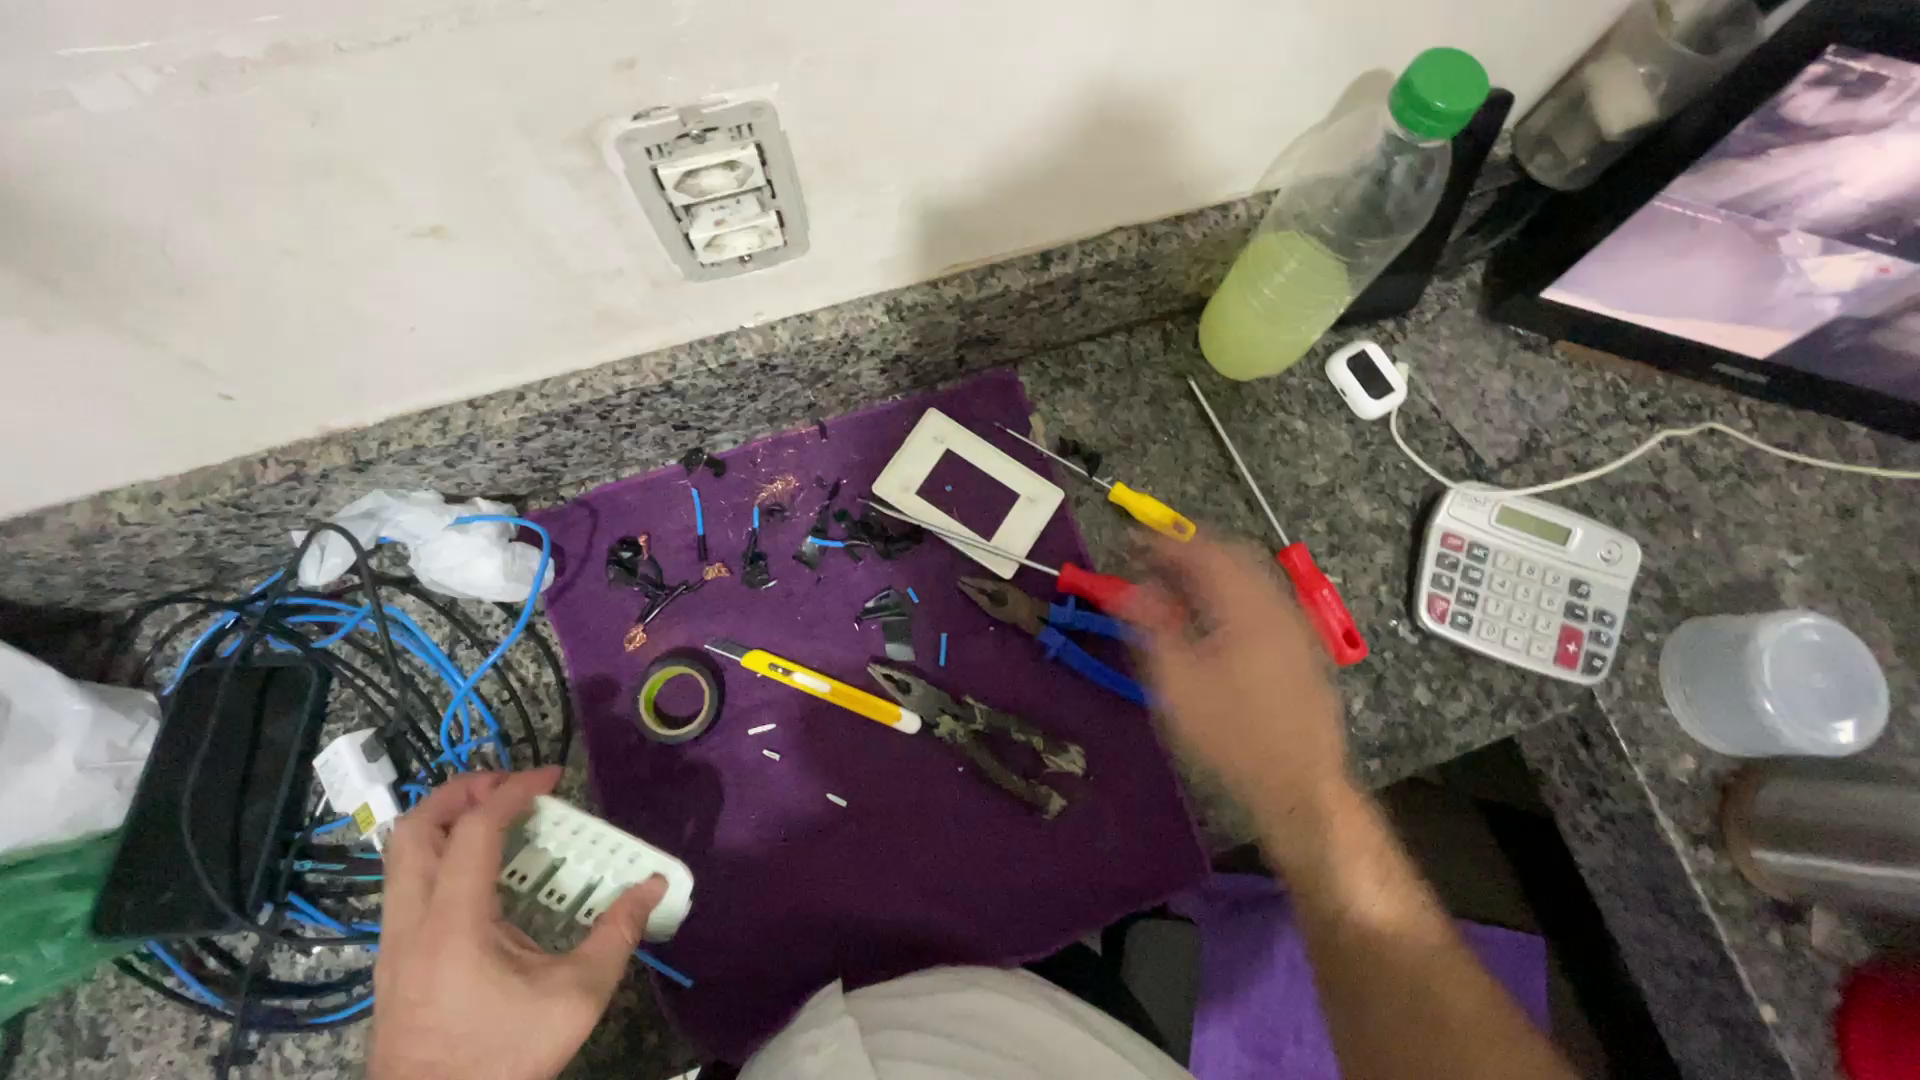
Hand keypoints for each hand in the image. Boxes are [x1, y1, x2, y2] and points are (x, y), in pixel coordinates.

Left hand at [368, 766, 666, 1079]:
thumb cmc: (503, 1058)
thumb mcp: (577, 996)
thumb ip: (617, 933)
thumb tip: (652, 886)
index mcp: (454, 923)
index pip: (476, 830)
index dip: (513, 791)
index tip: (552, 776)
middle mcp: (412, 922)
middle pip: (415, 828)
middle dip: (463, 792)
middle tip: (511, 787)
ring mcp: (394, 943)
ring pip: (400, 856)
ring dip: (446, 821)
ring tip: (496, 818)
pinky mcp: (392, 961)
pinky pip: (405, 884)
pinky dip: (440, 855)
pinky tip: (481, 874)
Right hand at [1124, 537, 1354, 868]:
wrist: (1299, 785)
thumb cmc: (1230, 735)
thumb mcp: (1177, 684)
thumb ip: (1152, 627)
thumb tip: (1131, 588)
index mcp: (1247, 607)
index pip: (1204, 552)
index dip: (1164, 544)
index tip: (1131, 544)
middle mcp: (1278, 605)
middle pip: (1234, 555)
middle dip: (1190, 551)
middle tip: (1151, 561)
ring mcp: (1296, 626)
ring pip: (1252, 576)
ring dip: (1212, 571)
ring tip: (1174, 587)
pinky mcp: (1302, 648)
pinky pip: (1263, 599)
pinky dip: (1231, 592)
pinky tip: (1211, 618)